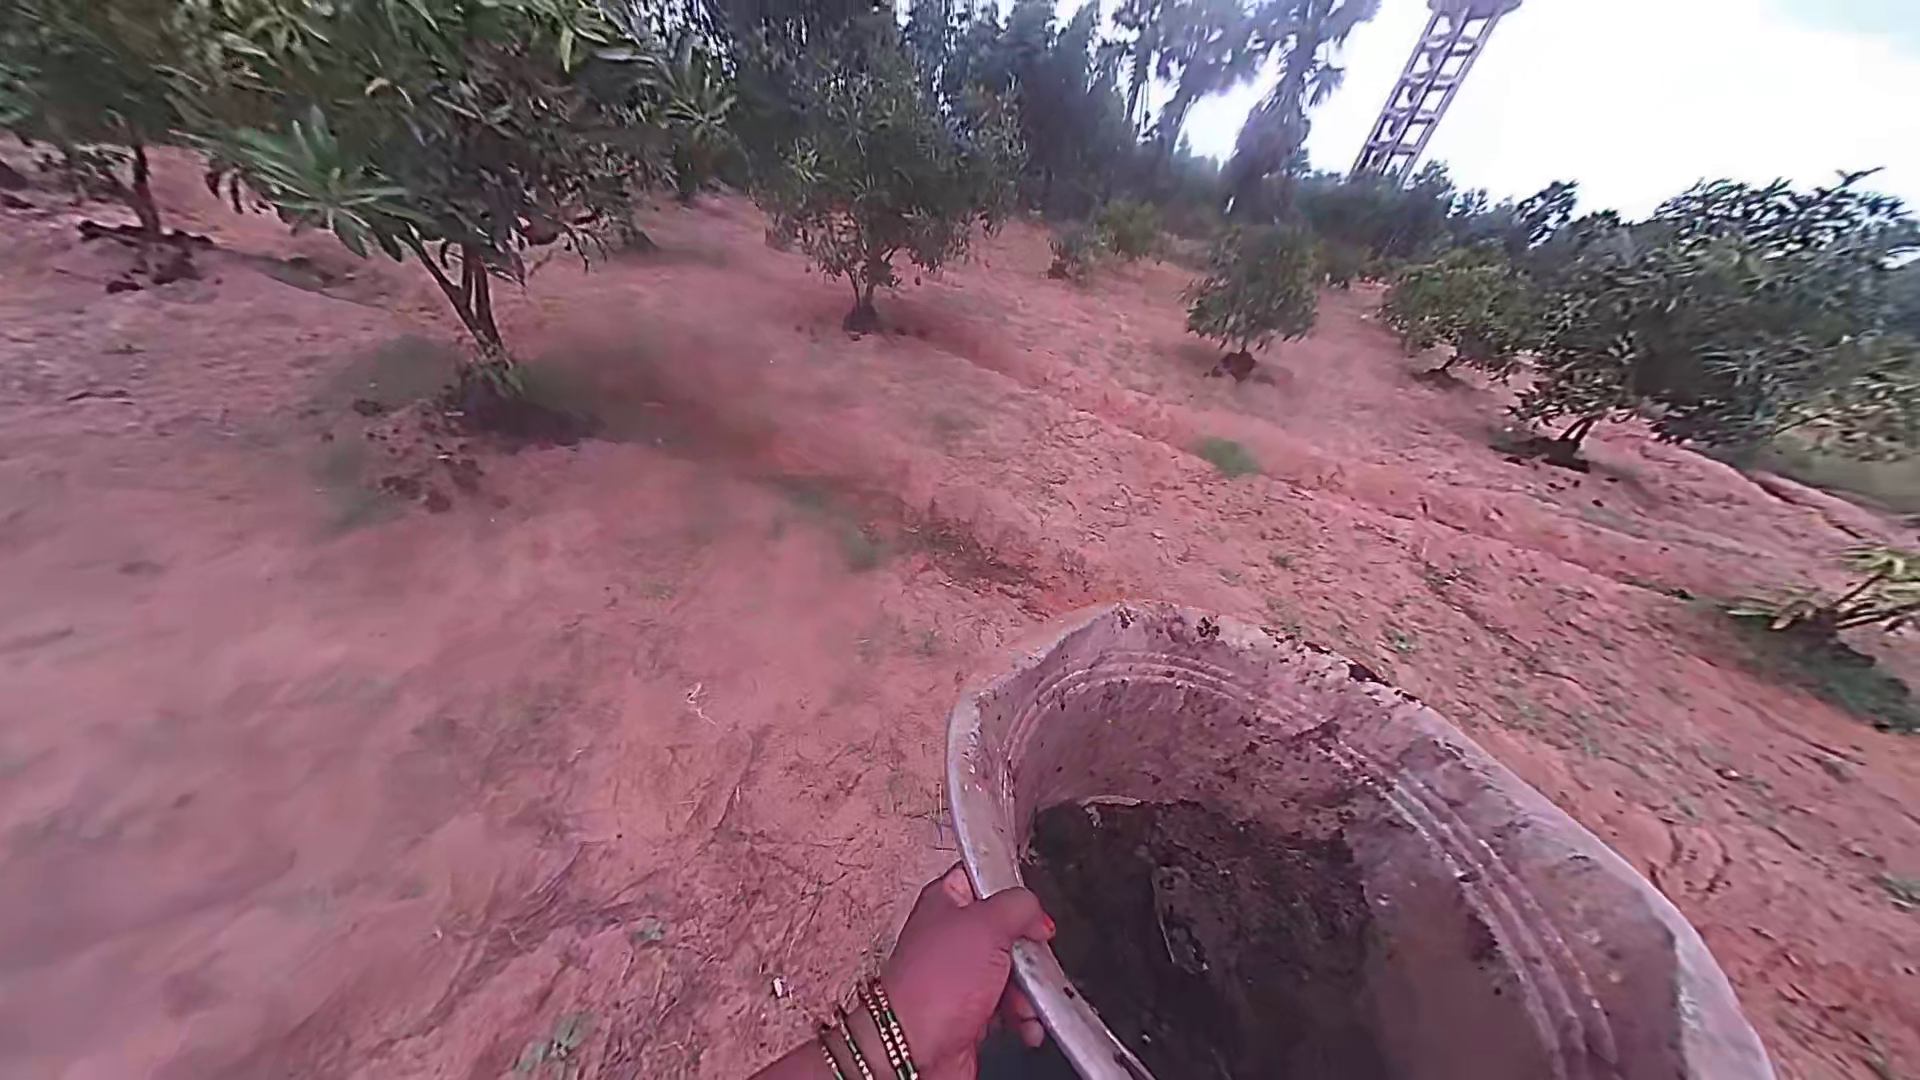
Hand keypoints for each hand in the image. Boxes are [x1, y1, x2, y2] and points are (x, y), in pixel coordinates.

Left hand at [878, 864, 1054, 1079]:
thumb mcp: (987, 925)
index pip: (986, 878)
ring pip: (1012, 970)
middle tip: (1030, 959)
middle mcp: (953, 934)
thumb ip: (1018, 907)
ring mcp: (962, 974)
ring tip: (1027, 1001)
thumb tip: (1037, 913)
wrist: (914, 1052)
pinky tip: (1025, 1023)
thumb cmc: (932, 985)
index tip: (1031, 908)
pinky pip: (1008, 1006)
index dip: (1012, 891)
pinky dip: (1022, 1016)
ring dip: (1029, 990)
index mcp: (947, 899)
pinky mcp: (970, 1011)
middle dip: (1027, 951)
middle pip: (1006, 928)